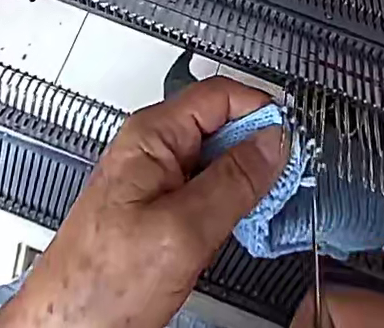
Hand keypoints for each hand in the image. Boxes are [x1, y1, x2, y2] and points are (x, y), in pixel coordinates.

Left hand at [0, 77, 287, 327]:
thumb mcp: (182, 231)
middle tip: (274, 183)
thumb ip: (235, 181)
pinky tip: (230, 229)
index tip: (287, 141)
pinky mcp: (160, 206)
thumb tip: (275, 142)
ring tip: (249, 214)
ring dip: (242, 181)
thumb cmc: (96, 289)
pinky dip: (228, 203)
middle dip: (253, 151)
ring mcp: (156, 177)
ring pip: (219, 159)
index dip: (260, 112)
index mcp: (153, 134)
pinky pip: (208, 187)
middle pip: (223, 124)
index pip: (223, 94)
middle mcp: (154, 147)